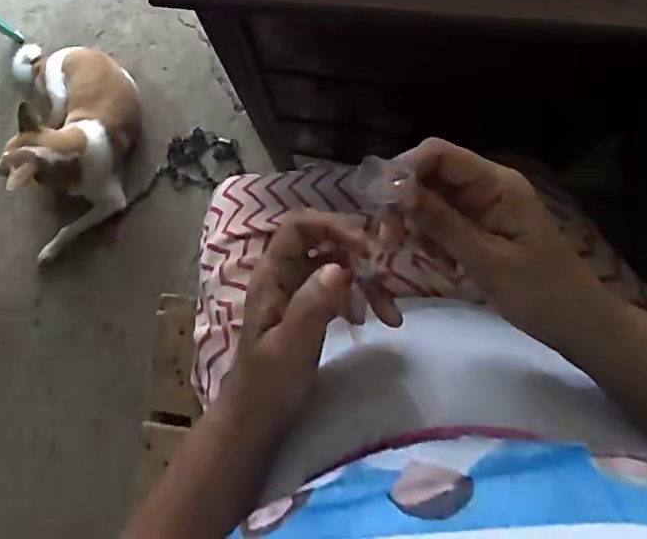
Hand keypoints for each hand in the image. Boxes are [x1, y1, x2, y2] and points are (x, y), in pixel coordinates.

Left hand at [223, 212, 401, 434]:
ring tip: (390, 314)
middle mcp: (283, 272)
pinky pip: (339, 287)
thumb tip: (340, 266)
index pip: (299, 226)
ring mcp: (297, 288)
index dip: (332, 226)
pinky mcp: (310, 306)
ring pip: (335, 264)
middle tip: (385, 278)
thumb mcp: (292, 345)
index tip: (367, 249)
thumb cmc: (268, 383)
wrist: (256, 420)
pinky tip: (370, 320)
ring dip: (365, 280)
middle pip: (322, 240)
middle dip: (356, 253)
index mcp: (271, 273)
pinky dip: (359, 297)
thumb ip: (313, 304)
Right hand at [388, 137, 614, 343]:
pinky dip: (431, 238)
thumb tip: (395, 189)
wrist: (583, 329)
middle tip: (390, 237)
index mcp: (496, 182)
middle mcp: (486, 185)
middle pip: (429, 174)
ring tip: (428, 259)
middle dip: (406, 201)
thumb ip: (440, 222)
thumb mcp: (487, 260)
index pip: (439, 153)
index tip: (381, 201)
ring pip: (429, 197)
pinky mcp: (477, 224)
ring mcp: (481, 204)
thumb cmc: (542, 294)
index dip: (405, 168)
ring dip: (418, 224)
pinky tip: (443, 265)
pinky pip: (440, 219)